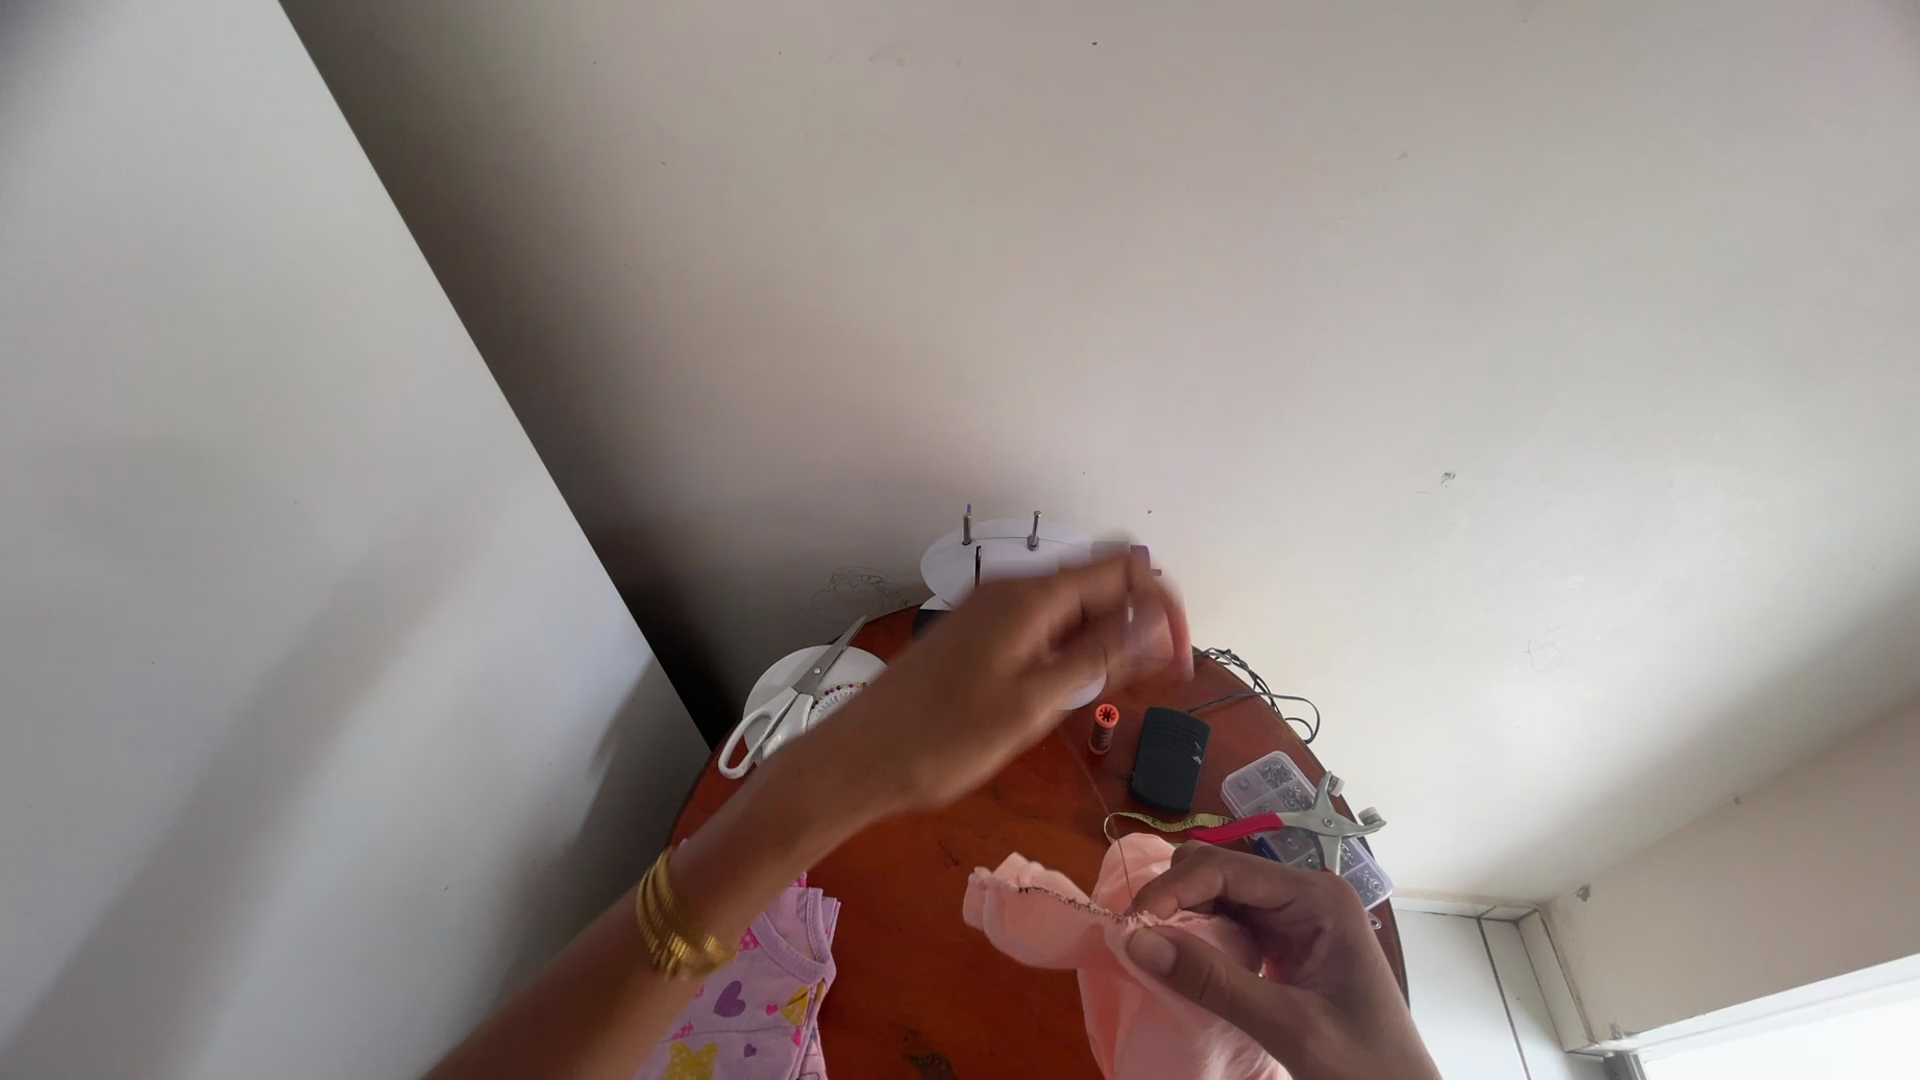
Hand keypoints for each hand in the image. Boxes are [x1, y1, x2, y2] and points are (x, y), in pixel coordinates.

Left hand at [799, 551, 1191, 813]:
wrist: (860, 758)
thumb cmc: (943, 740)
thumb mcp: (1033, 703)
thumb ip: (1099, 655)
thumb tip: (1158, 618)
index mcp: (1029, 597)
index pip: (1122, 569)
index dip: (1161, 607)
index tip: (1179, 660)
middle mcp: (1012, 590)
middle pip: (1098, 585)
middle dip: (1136, 625)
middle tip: (1153, 684)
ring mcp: (992, 611)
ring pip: (1071, 608)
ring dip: (1104, 641)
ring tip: (1111, 693)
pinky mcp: (980, 634)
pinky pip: (1042, 627)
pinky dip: (1069, 650)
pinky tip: (1068, 689)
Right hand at [1124, 844, 1440, 1079]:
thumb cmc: (1367, 1069)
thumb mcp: (1291, 1029)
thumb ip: (1214, 983)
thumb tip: (1136, 941)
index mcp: (1317, 896)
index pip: (1225, 867)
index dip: (1173, 888)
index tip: (1131, 922)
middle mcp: (1303, 892)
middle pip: (1217, 869)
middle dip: (1173, 895)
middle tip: (1137, 935)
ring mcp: (1293, 914)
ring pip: (1216, 892)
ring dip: (1181, 913)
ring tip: (1152, 945)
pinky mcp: (1283, 940)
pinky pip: (1226, 919)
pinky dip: (1196, 933)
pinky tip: (1182, 957)